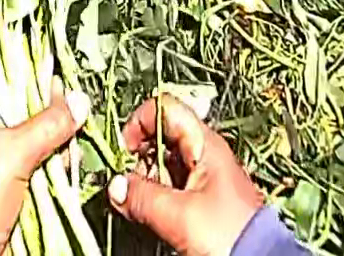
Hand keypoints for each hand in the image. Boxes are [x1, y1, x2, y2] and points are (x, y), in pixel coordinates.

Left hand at [0, 75, 89, 255]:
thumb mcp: (16, 151)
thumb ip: (50, 123)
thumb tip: (78, 101)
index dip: (6, 64)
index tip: (36, 63)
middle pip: (9, 101)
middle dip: (39, 103)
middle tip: (63, 100)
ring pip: (19, 132)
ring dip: (45, 134)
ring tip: (69, 131)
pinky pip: (22, 160)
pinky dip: (41, 158)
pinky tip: (63, 159)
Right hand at [109, 94, 264, 255]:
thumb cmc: (229, 235)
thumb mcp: (181, 216)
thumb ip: (144, 198)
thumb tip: (114, 185)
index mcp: (203, 142)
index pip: (163, 108)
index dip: (139, 122)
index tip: (124, 151)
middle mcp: (203, 150)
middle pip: (161, 134)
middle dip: (139, 155)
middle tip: (128, 183)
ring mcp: (204, 174)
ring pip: (164, 161)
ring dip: (146, 178)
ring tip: (138, 202)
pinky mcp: (204, 198)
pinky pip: (172, 183)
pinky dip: (157, 193)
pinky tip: (151, 213)